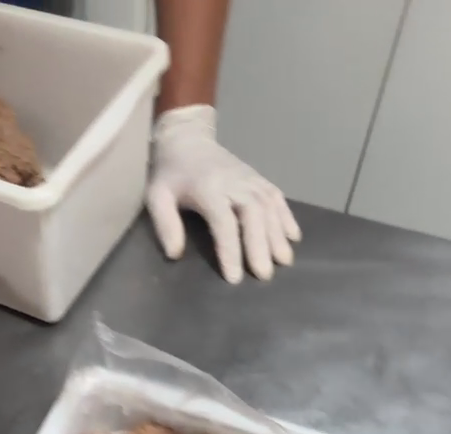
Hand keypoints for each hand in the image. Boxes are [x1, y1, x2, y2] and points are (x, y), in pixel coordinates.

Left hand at [146, 105, 300, 284]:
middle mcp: (235, 182)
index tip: (234, 278)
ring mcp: (249, 179)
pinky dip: (287, 216)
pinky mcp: (257, 178)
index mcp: (209, 188)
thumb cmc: (170, 173)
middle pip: (253, 215)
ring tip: (283, 261)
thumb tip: (174, 255)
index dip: (230, 251)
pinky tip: (293, 237)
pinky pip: (276, 197)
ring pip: (268, 206)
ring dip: (278, 235)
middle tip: (264, 276)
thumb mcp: (156, 196)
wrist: (187, 139)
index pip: (224, 223)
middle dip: (260, 246)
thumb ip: (165, 224)